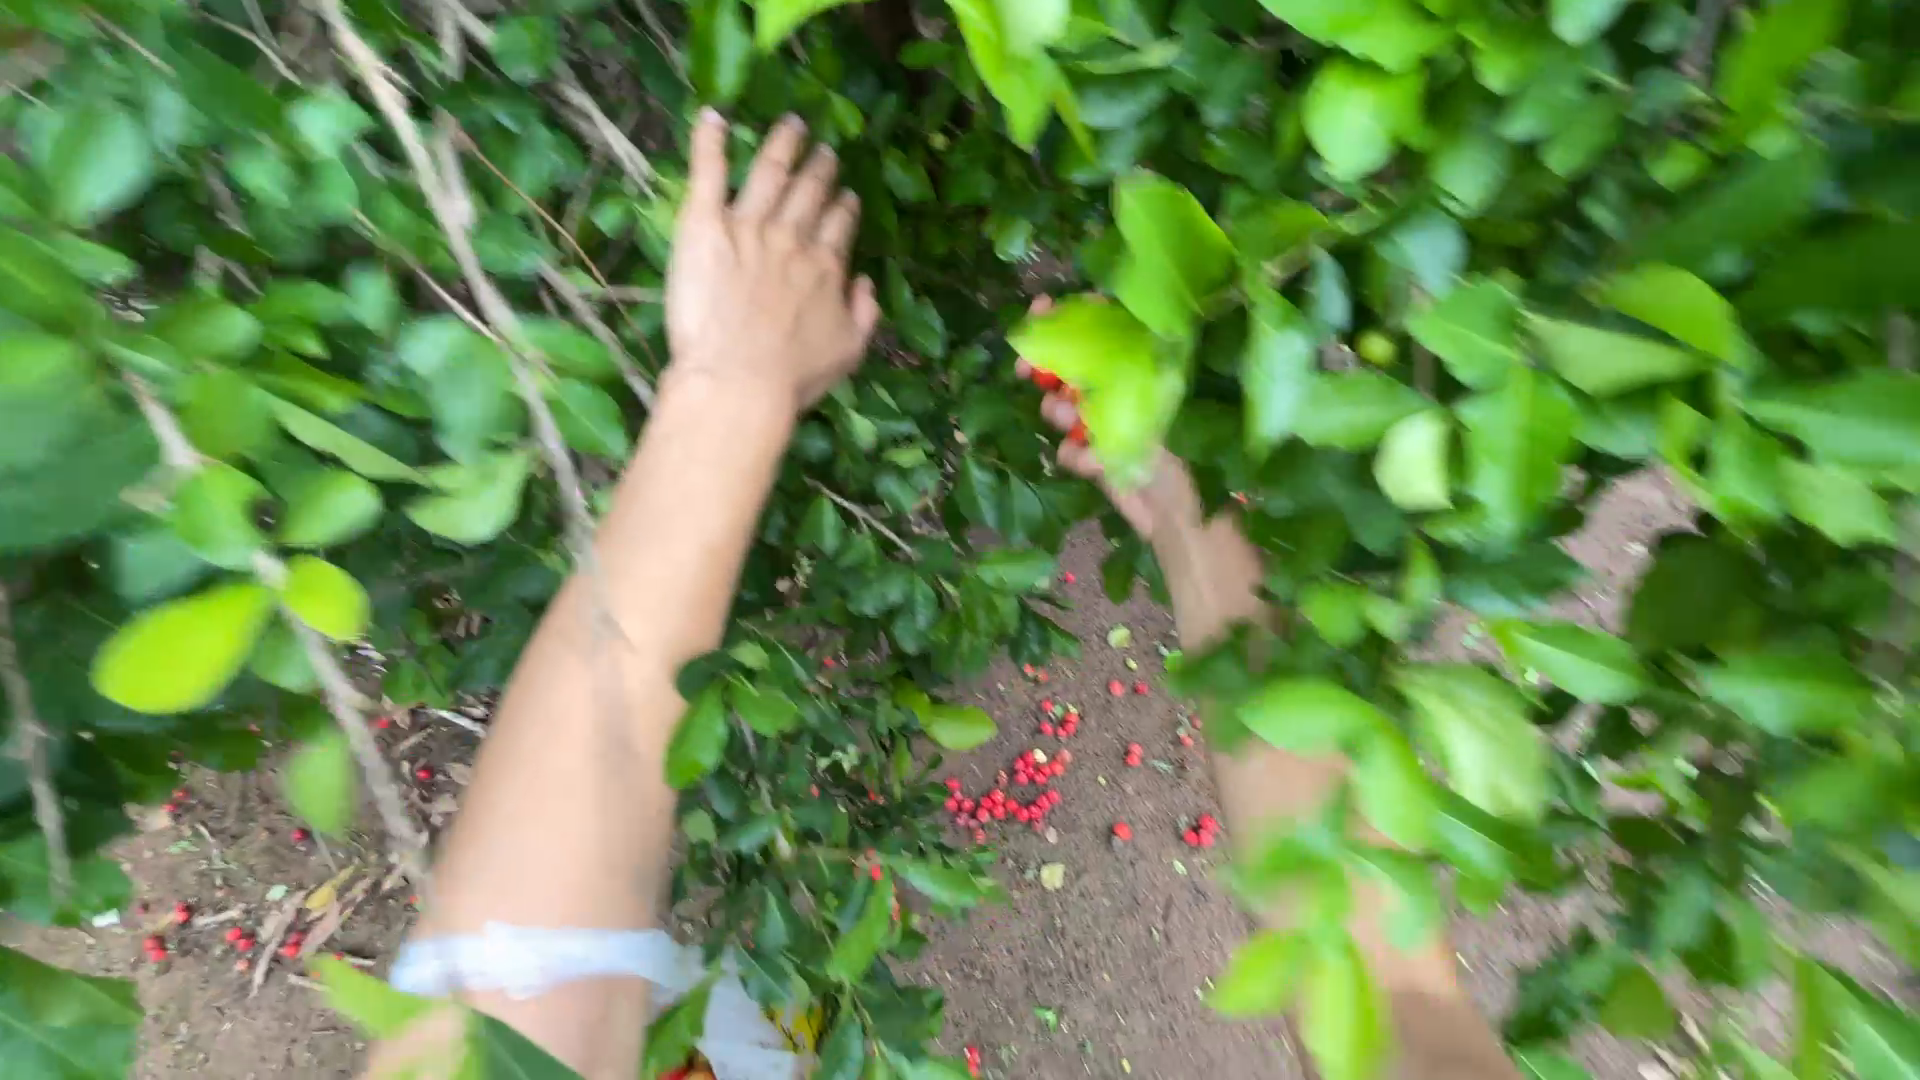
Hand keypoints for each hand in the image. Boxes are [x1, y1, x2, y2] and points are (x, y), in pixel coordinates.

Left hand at [666, 111, 880, 410]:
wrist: (739, 379)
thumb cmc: (794, 376)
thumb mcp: (849, 352)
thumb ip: (864, 314)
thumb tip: (865, 281)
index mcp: (826, 267)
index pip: (838, 225)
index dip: (844, 208)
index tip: (848, 196)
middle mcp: (792, 238)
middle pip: (810, 192)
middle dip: (820, 169)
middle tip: (825, 151)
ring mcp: (748, 226)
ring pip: (770, 172)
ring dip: (783, 145)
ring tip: (791, 126)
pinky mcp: (705, 225)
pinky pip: (708, 172)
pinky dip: (709, 141)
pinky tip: (713, 116)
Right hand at [1012, 296, 1188, 540]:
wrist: (1180, 516)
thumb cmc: (1185, 454)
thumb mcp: (1153, 403)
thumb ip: (1115, 376)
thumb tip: (1081, 341)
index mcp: (1142, 367)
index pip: (1104, 327)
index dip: (1072, 314)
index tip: (1042, 309)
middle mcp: (1121, 389)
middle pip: (1071, 363)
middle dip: (1044, 362)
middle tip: (1024, 368)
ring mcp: (1104, 423)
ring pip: (1061, 405)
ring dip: (1059, 410)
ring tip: (1068, 418)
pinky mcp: (1093, 457)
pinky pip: (1066, 448)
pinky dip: (1074, 454)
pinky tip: (1091, 463)